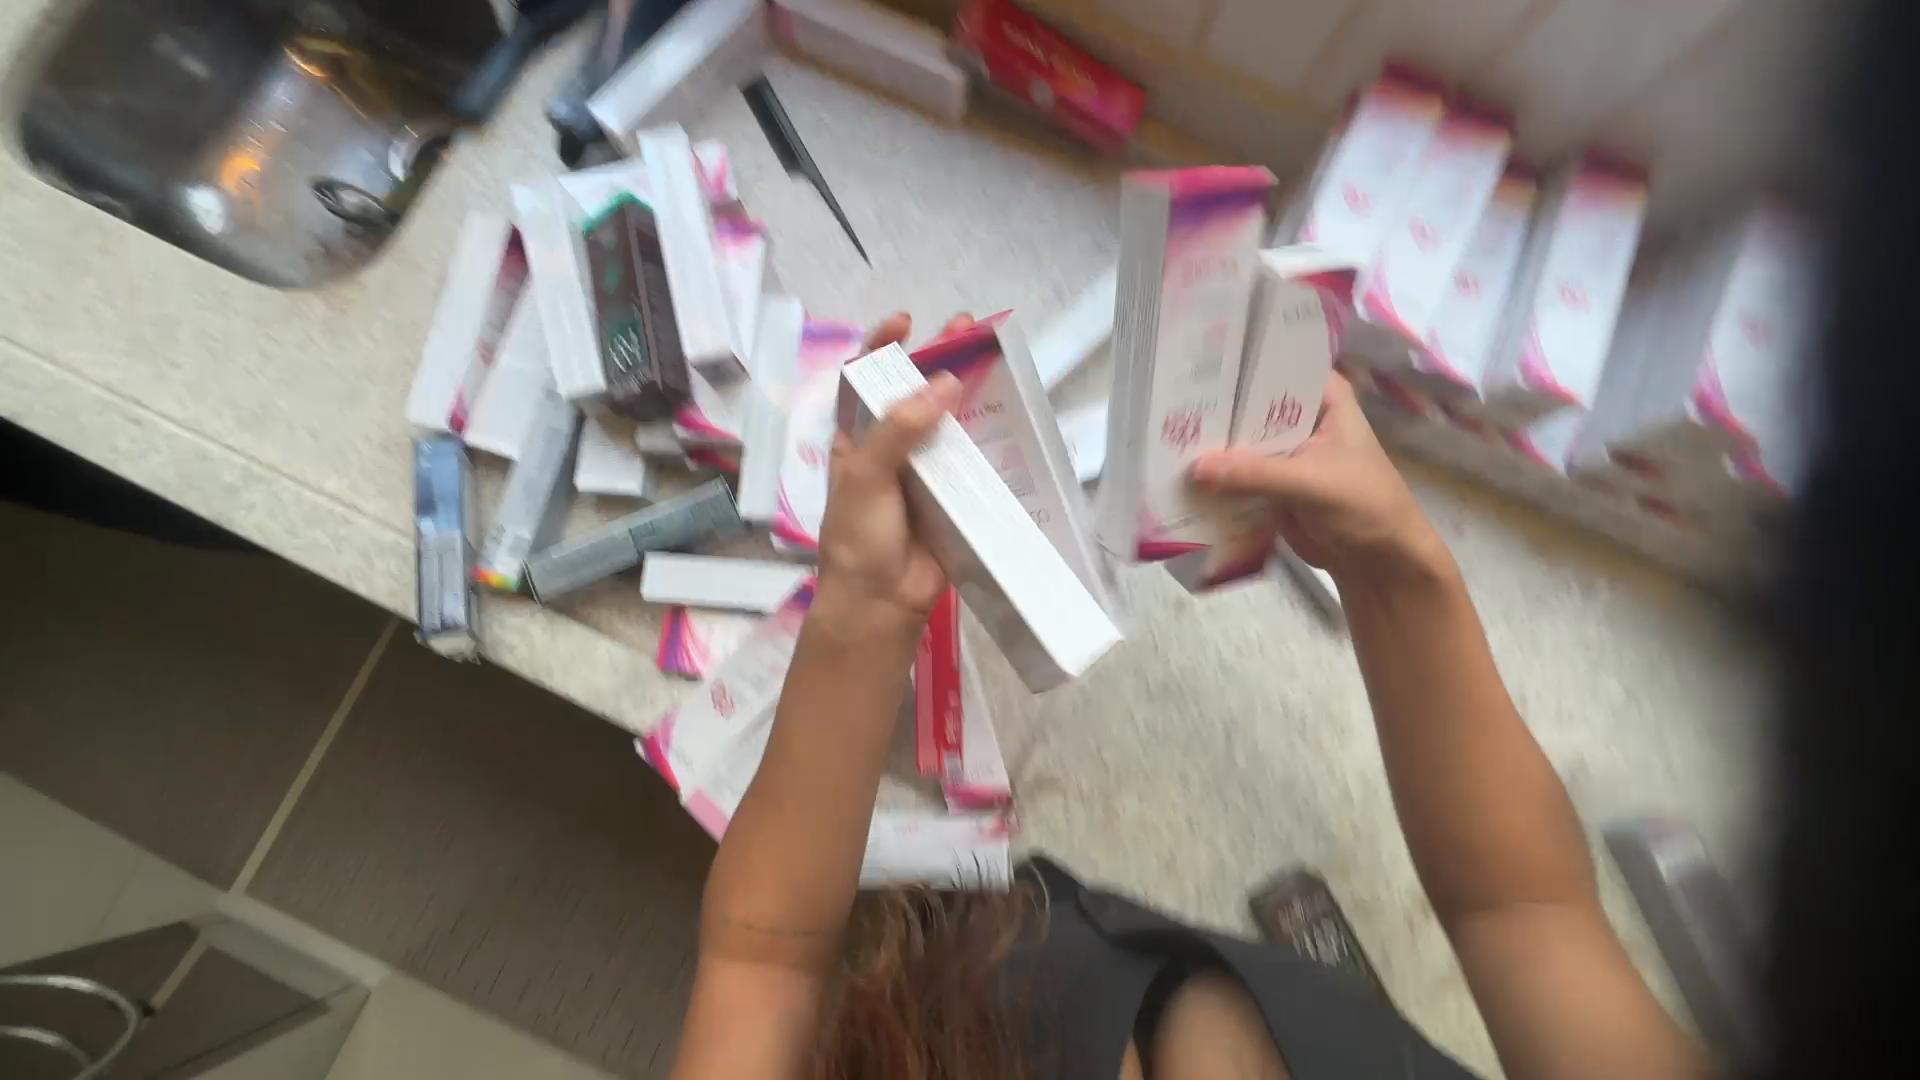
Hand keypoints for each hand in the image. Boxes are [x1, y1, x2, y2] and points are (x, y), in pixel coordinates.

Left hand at [810, 313, 970, 643]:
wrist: (882, 601)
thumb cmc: (859, 535)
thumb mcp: (866, 475)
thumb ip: (900, 428)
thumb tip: (946, 382)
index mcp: (857, 440)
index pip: (865, 383)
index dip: (882, 348)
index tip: (906, 322)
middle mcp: (891, 450)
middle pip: (915, 395)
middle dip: (938, 360)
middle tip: (968, 329)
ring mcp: (924, 472)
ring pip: (948, 424)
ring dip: (970, 394)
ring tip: (996, 363)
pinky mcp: (952, 496)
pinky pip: (972, 461)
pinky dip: (989, 439)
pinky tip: (1009, 415)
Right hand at [1189, 373, 1449, 588]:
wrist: (1377, 562)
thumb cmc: (1363, 506)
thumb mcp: (1311, 482)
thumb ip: (1255, 474)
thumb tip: (1195, 468)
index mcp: (1322, 400)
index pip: (1275, 368)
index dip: (1238, 367)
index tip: (1194, 367)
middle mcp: (1299, 420)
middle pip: (1248, 407)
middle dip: (1212, 412)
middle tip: (1163, 408)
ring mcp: (1281, 454)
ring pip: (1237, 444)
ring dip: (1207, 449)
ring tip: (1160, 442)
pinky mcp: (1267, 486)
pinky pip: (1232, 477)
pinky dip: (1211, 480)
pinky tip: (1175, 477)